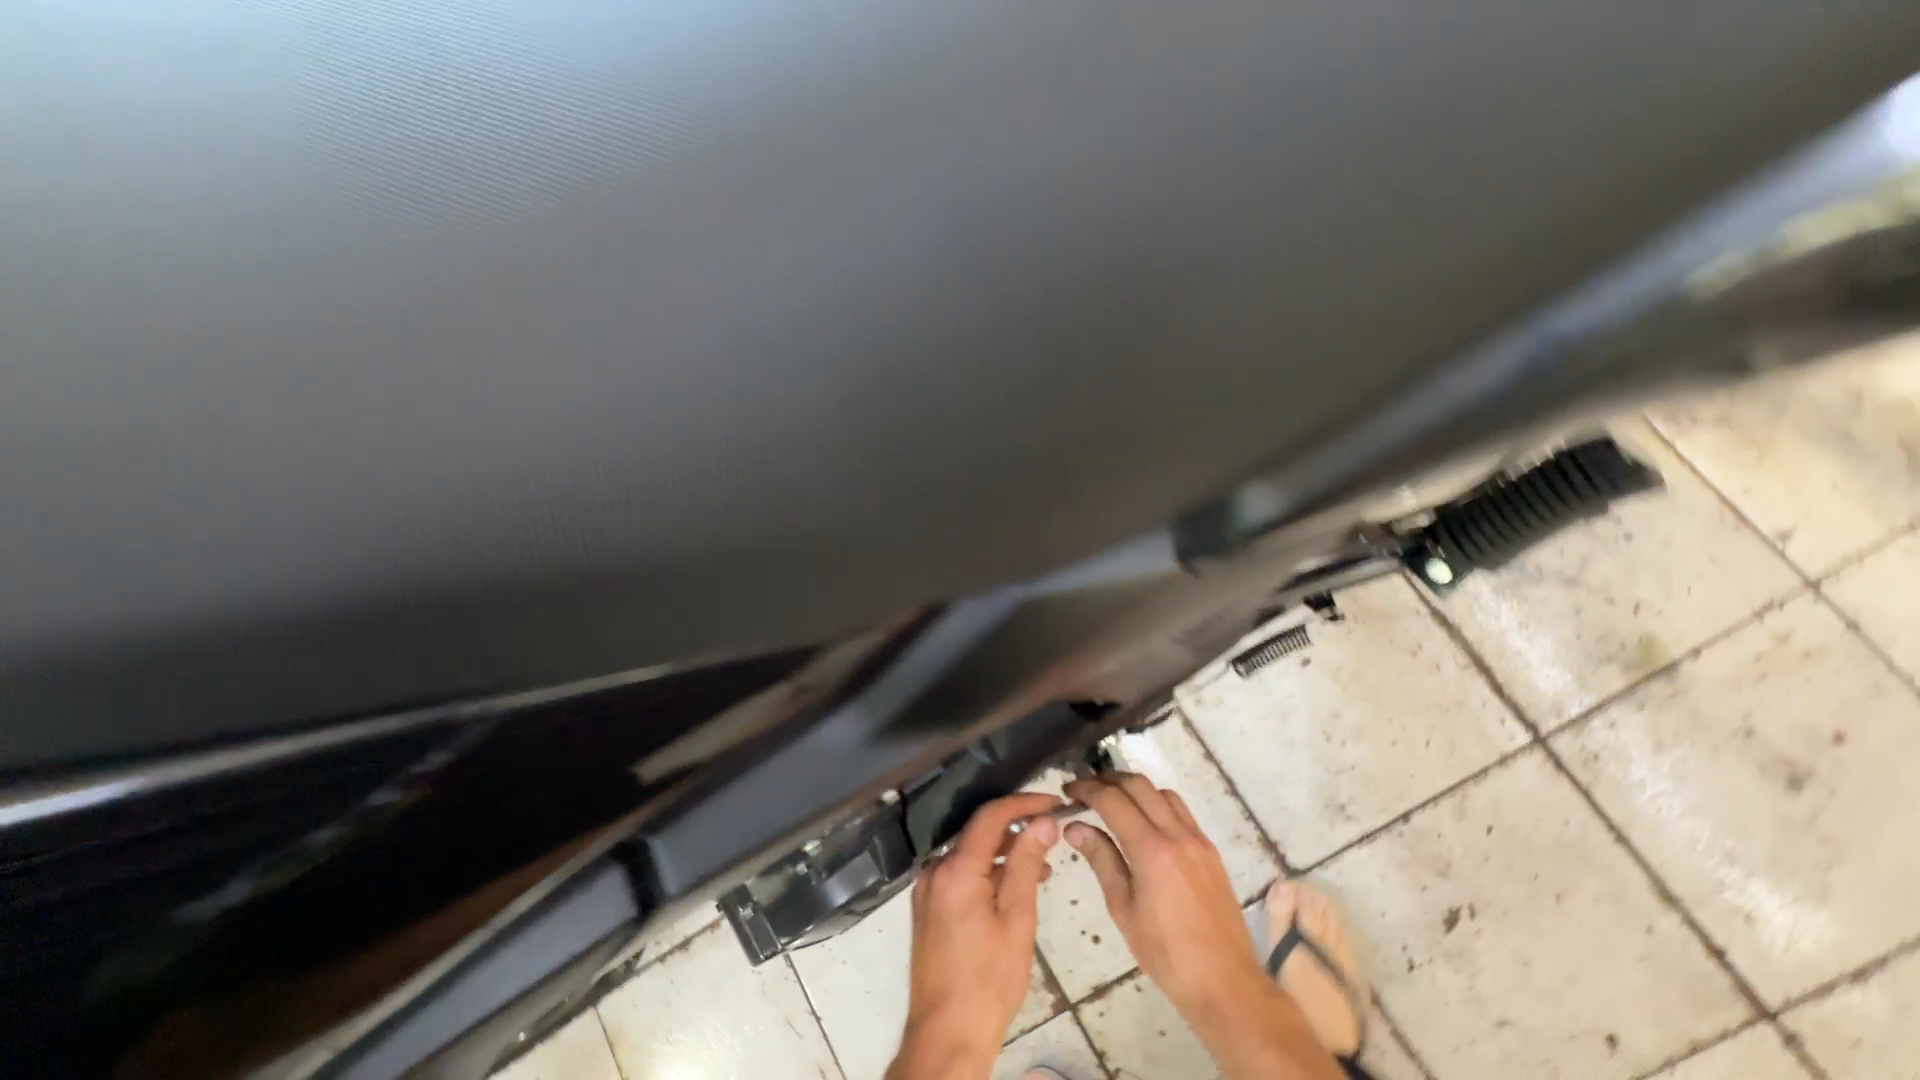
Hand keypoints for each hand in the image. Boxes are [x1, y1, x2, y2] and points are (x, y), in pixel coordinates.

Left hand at [886, 791, 1062, 1079]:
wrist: (948, 1032)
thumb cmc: (990, 980)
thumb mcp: (1018, 918)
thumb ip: (1028, 864)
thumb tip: (1043, 821)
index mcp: (955, 870)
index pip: (991, 816)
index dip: (1025, 802)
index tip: (1055, 801)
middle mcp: (934, 871)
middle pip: (978, 833)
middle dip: (1017, 828)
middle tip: (1054, 833)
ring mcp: (927, 890)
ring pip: (970, 854)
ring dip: (1005, 853)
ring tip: (1042, 866)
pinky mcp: (928, 908)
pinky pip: (960, 875)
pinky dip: (987, 872)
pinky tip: (1015, 887)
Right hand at [1061, 773, 1267, 1020]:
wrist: (1225, 981)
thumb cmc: (1165, 954)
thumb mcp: (1123, 909)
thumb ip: (1101, 860)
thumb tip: (1075, 828)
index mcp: (1152, 850)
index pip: (1113, 800)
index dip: (1087, 790)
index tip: (1068, 792)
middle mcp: (1177, 835)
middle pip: (1139, 785)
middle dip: (1108, 781)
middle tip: (1085, 792)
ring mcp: (1198, 841)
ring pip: (1163, 793)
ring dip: (1135, 788)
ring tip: (1112, 802)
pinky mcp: (1210, 851)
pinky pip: (1181, 812)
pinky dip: (1157, 804)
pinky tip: (1144, 822)